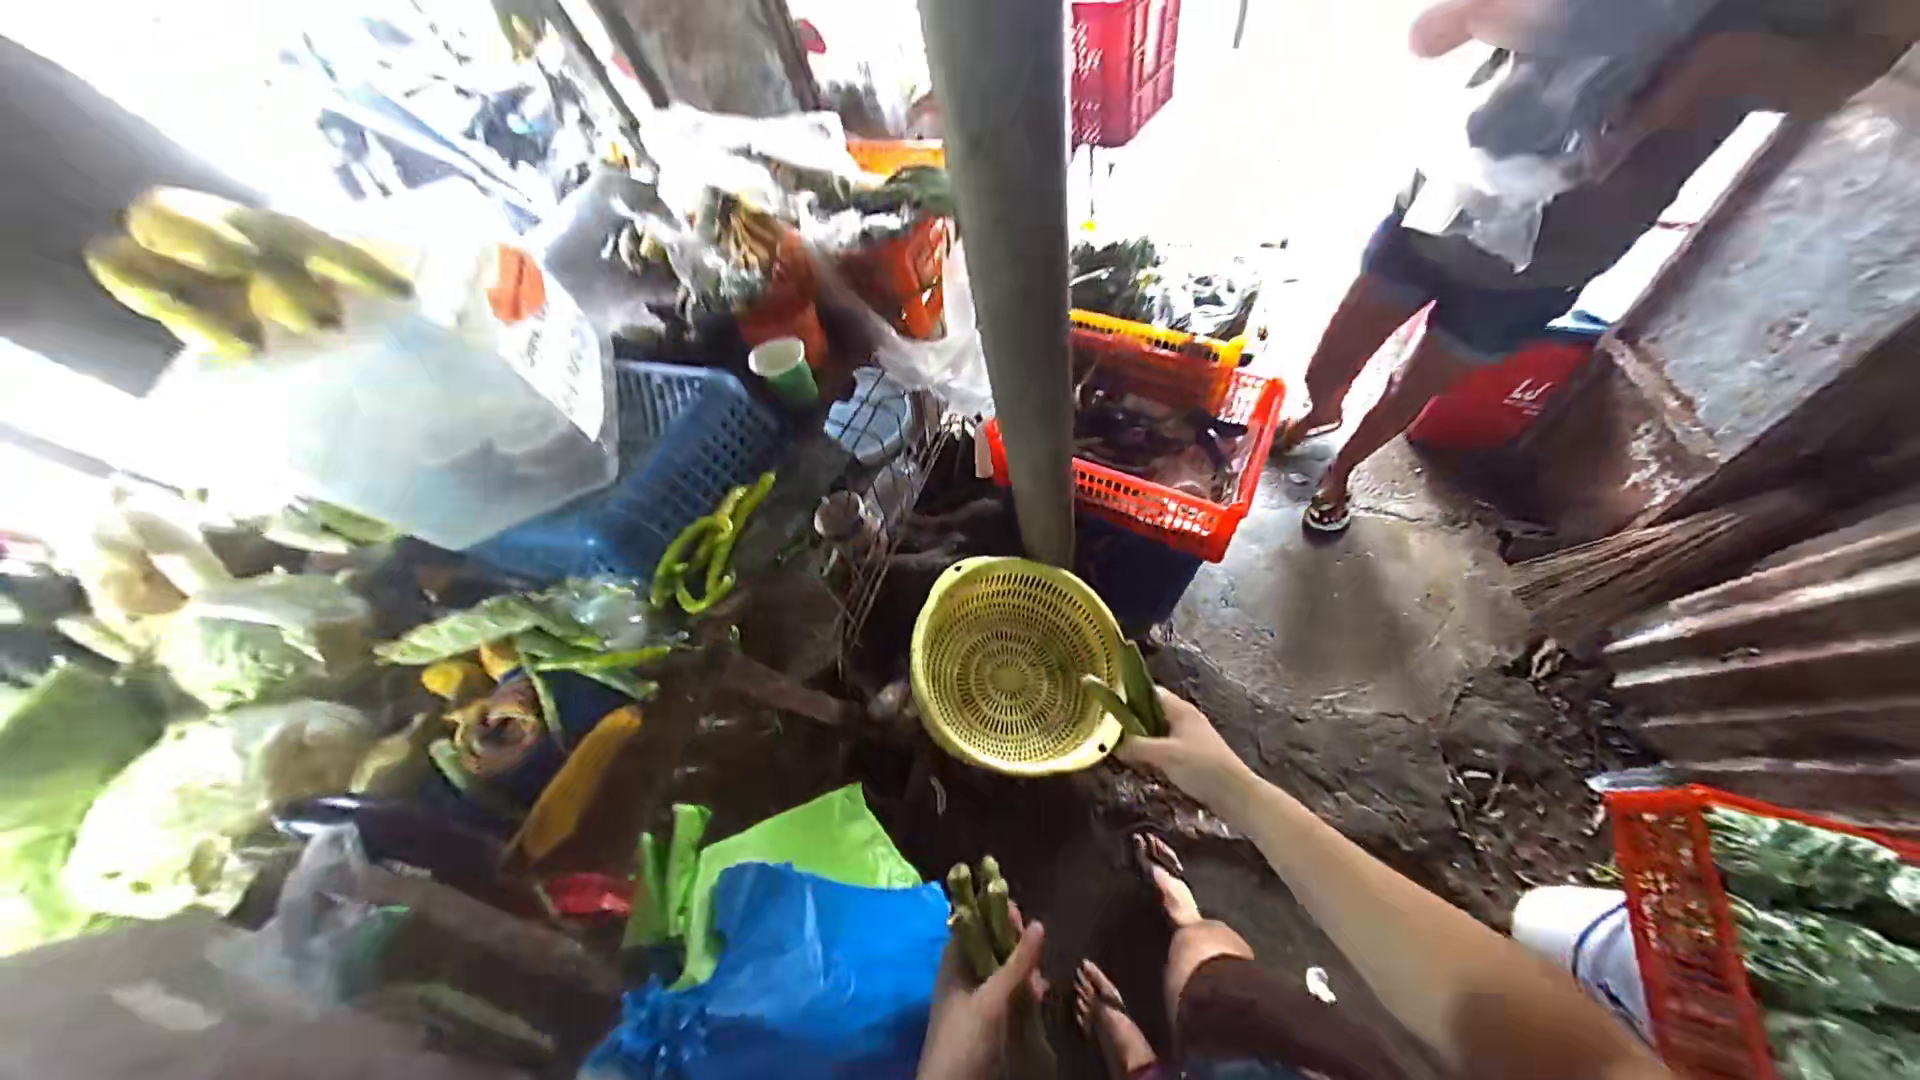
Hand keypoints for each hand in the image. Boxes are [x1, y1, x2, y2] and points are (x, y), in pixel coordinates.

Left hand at [916, 913, 1045, 1079]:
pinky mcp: (986, 1017)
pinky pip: (1007, 992)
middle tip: (1037, 955)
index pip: (976, 921)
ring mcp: (975, 995)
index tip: (1022, 918)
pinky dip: (1022, 991)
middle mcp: (963, 971)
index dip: (997, 914)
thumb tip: (1039, 923)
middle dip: (1017, 945)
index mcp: (955, 958)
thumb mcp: (992, 999)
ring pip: (1003, 968)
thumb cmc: (964, 1039)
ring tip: (1040, 982)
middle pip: (992, 943)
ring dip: (1023, 970)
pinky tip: (1039, 996)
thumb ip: (1016, 963)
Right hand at [1115, 688, 1254, 807]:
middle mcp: (1184, 718)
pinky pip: (1164, 747)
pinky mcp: (1191, 754)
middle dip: (1131, 722)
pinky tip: (1140, 764)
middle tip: (1109, 732)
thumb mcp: (1165, 755)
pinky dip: (1151, 752)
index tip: (1108, 707)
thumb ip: (1136, 746)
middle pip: (1150, 712)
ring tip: (1120, 749)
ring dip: (1140, 740)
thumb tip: (1110, 743)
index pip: (1149, 692)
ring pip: (1156, 731)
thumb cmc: (1202, 766)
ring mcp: (1188, 737)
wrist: (1236, 795)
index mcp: (1180, 709)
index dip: (1128, 696)